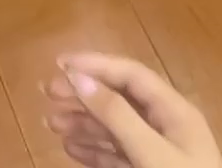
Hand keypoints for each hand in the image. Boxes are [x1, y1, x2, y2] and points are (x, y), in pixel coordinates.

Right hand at [43, 52, 221, 167]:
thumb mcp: (152, 155)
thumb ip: (117, 116)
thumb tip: (79, 78)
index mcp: (175, 112)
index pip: (130, 75)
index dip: (95, 65)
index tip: (59, 65)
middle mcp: (166, 127)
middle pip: (119, 99)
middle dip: (83, 94)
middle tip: (47, 93)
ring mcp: (159, 154)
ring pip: (114, 129)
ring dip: (82, 123)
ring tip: (51, 123)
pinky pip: (117, 156)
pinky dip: (93, 151)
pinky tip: (69, 148)